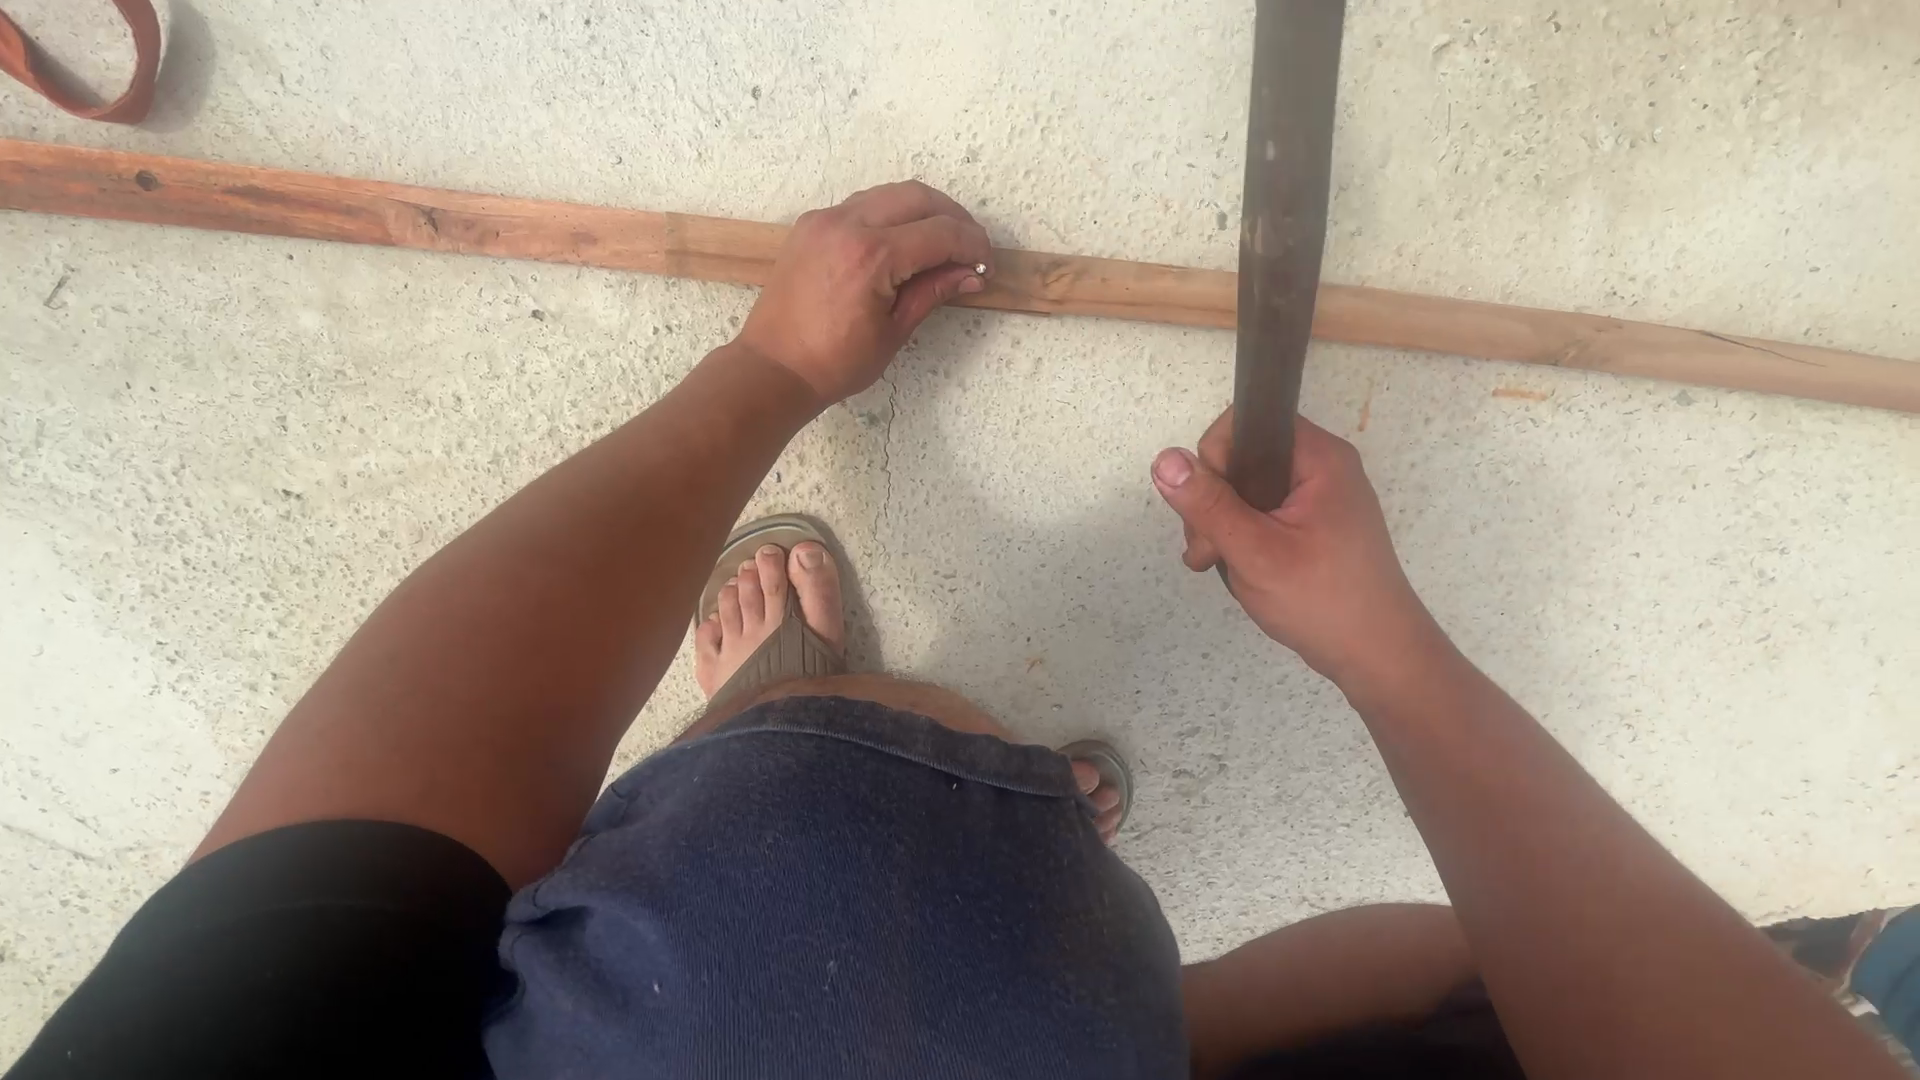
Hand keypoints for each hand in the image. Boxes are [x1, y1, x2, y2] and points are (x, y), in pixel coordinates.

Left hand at [736, 181, 991, 404]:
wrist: (774, 368)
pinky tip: (902, 244)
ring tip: (941, 245)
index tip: (986, 264)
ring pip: (889, 194)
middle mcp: (846, 225)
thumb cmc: (833, 363)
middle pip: (918, 197)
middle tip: (970, 249)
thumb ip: (932, 292)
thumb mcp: (893, 331)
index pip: (939, 233)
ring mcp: (824, 221)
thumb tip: (970, 274)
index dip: (972, 246)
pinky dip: (890, 215)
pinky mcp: (811, 226)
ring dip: (922, 211)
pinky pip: (862, 205)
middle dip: (953, 219)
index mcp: (871, 256)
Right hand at [1151, 408, 1444, 691]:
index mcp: (1317, 458)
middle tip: (1208, 549)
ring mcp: (1315, 497)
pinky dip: (1236, 536)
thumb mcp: (1255, 552)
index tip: (1209, 506)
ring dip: (1218, 524)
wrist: (1375, 657)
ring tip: (1216, 563)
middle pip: (1239, 458)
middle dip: (1210, 501)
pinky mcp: (1309, 523)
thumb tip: (1163, 460)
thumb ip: (1208, 505)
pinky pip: (1257, 512)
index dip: (1214, 457)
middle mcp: (1319, 467)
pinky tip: (1231, 565)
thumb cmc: (1322, 601)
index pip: (1245, 423)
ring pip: (1242, 489)